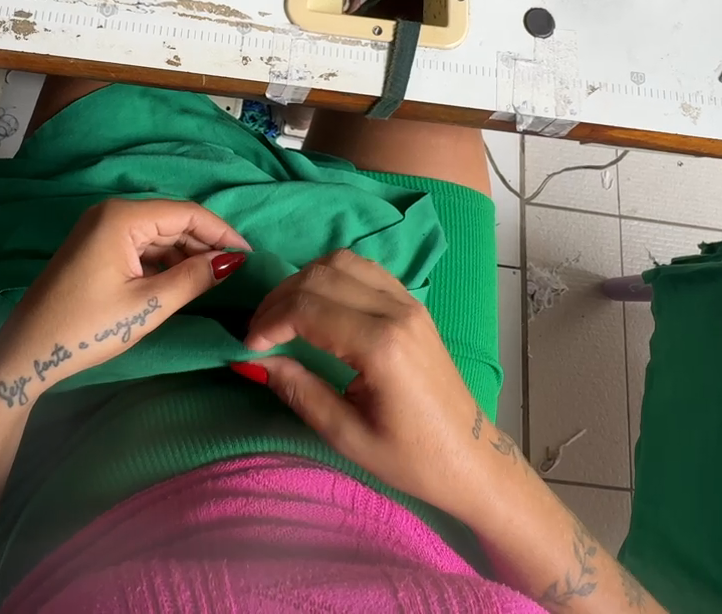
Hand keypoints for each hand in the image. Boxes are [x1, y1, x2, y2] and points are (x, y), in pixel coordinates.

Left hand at [0, 198, 248, 410]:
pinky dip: (164, 261)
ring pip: (157, 234)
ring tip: (216, 277)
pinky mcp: (96, 248)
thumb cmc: (88, 327)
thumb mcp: (147, 306)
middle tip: (237, 270)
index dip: (222, 231)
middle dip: (205, 243)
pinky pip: (140, 245)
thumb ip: (193, 279)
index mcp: (123, 217)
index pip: (186, 213)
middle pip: (172, 220)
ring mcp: (101, 229)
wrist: (27, 352)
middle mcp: (112, 213)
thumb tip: (231, 262)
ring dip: (186, 253)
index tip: (250, 254)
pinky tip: (182, 279)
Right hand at [244, 249, 523, 518]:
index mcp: (381, 345)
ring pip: (341, 261)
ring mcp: (408, 301)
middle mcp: (396, 311)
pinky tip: (317, 303)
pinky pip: (363, 268)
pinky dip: (331, 275)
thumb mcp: (348, 437)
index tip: (248, 346)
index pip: (308, 308)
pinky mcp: (412, 303)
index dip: (269, 322)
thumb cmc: (413, 459)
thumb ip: (299, 390)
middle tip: (259, 330)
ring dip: (304, 280)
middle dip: (279, 298)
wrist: (473, 460)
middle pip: (320, 276)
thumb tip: (255, 360)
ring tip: (284, 313)